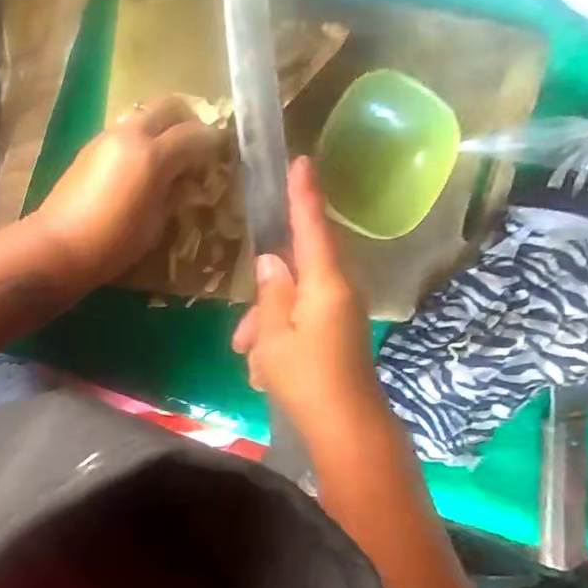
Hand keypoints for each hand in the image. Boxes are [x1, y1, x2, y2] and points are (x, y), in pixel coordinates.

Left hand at [29, 96, 217, 283]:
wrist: (58, 247)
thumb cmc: (113, 244)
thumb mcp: (154, 225)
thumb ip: (176, 197)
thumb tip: (192, 185)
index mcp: (153, 155)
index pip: (195, 134)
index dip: (213, 143)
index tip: (221, 156)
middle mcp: (132, 134)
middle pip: (170, 107)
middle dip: (189, 120)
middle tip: (197, 146)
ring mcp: (107, 136)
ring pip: (145, 114)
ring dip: (162, 126)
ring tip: (169, 155)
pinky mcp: (90, 146)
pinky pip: (125, 129)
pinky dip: (141, 136)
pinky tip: (142, 163)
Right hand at [231, 158, 378, 428]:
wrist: (345, 427)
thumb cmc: (305, 378)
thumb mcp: (273, 336)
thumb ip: (271, 293)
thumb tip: (271, 261)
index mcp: (325, 284)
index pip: (312, 228)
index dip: (304, 195)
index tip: (302, 161)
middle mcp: (337, 293)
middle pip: (293, 276)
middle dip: (263, 302)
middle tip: (241, 337)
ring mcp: (339, 316)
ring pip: (290, 305)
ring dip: (265, 329)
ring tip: (250, 364)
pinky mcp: (336, 337)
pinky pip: (299, 326)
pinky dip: (277, 343)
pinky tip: (264, 372)